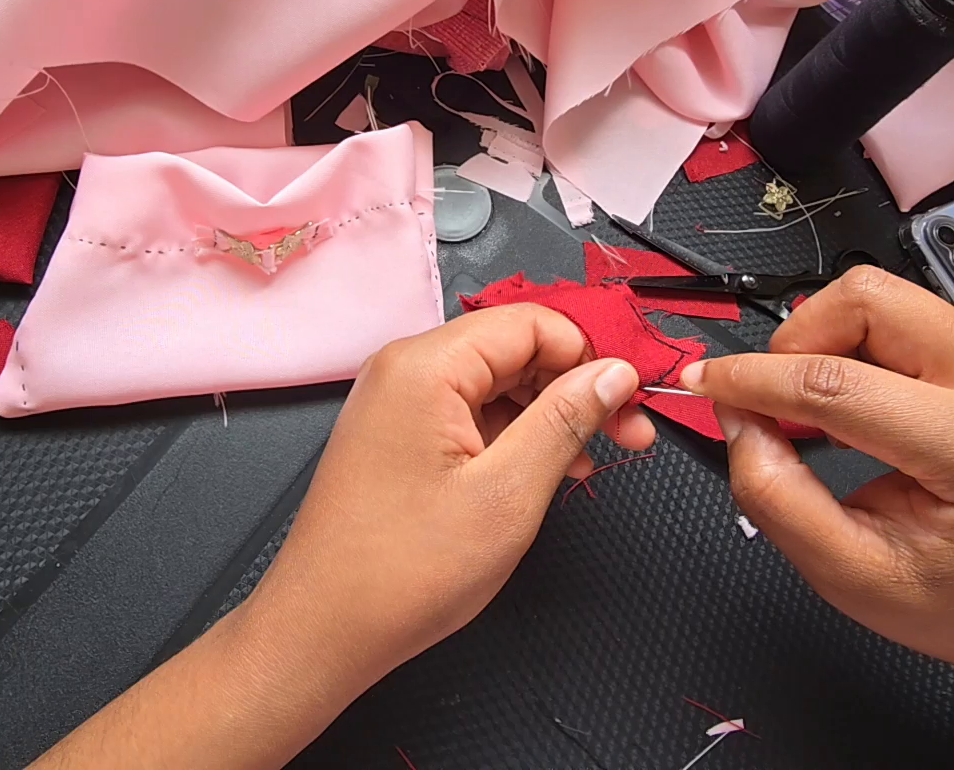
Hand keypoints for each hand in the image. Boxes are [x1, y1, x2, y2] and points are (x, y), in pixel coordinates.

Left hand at [242, 305, 652, 691]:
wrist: (320, 631)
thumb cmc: (407, 570)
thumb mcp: (507, 494)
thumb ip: (565, 420)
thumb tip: (615, 371)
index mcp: (427, 364)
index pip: (530, 323)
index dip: (589, 354)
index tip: (633, 397)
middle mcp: (407, 366)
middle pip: (514, 349)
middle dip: (575, 386)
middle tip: (630, 433)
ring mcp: (399, 398)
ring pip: (496, 381)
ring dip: (549, 412)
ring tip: (592, 457)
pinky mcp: (400, 429)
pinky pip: (470, 409)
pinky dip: (513, 432)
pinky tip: (547, 466)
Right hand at [679, 267, 953, 682]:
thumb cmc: (947, 601)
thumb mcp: (842, 572)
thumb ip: (772, 492)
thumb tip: (733, 411)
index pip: (839, 383)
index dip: (754, 378)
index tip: (703, 381)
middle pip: (869, 301)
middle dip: (798, 340)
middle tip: (777, 397)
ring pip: (879, 296)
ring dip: (821, 337)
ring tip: (814, 402)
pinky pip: (895, 314)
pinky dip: (847, 343)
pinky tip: (849, 398)